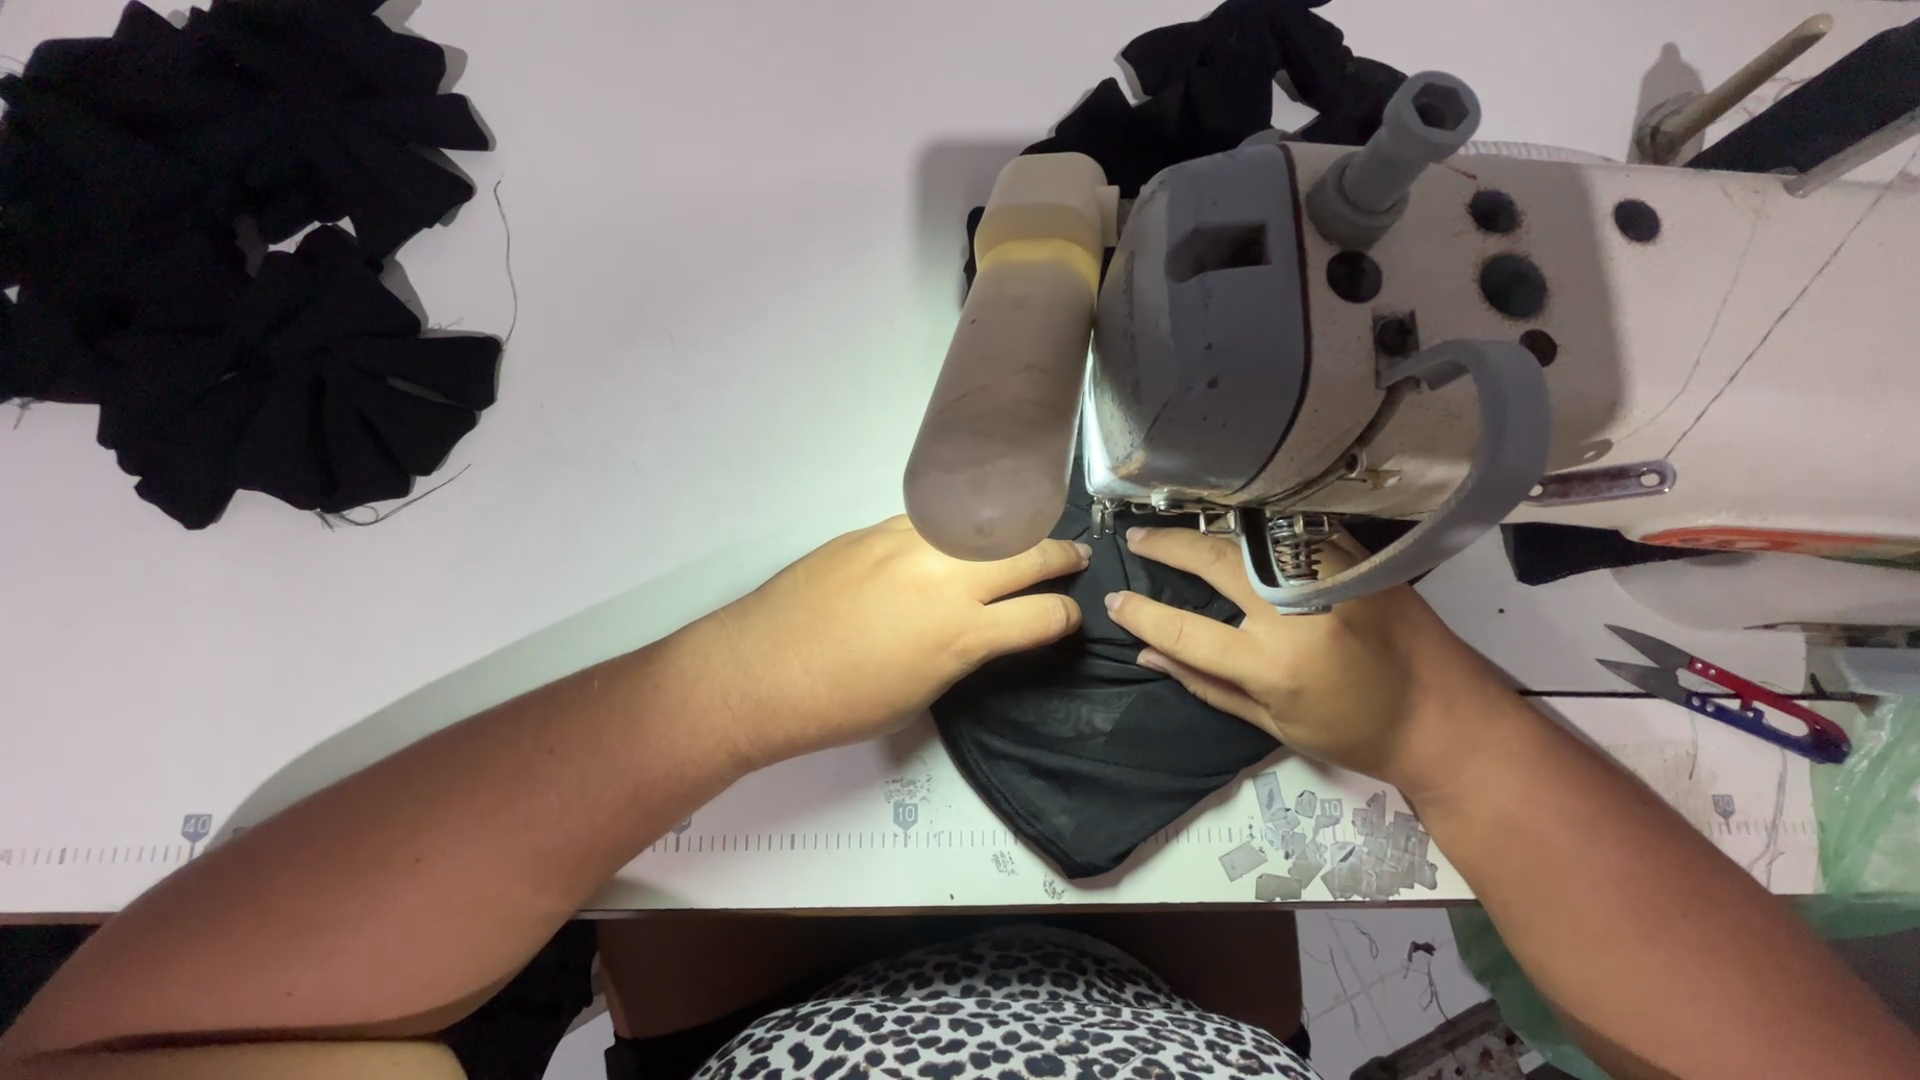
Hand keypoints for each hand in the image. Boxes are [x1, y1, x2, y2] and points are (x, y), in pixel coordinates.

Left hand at [683, 517, 1089, 768]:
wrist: (759, 670)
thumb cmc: (841, 705)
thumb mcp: (922, 690)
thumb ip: (962, 650)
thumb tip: (979, 626)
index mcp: (962, 633)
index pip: (1042, 615)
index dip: (1066, 617)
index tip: (1069, 616)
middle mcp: (946, 578)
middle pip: (1027, 554)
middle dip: (1061, 557)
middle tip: (1075, 558)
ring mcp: (909, 545)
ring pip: (984, 524)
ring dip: (1015, 531)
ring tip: (1028, 534)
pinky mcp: (875, 530)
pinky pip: (934, 520)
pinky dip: (959, 527)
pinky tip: (961, 532)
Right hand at [1106, 527, 1495, 791]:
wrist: (1446, 715)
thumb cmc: (1355, 733)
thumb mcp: (1272, 724)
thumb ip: (1205, 684)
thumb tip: (1148, 654)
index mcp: (1273, 663)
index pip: (1183, 630)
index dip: (1140, 614)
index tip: (1114, 600)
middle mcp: (1296, 611)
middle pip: (1213, 562)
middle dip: (1166, 546)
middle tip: (1137, 538)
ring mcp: (1328, 575)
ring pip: (1250, 536)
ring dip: (1206, 527)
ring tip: (1175, 524)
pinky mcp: (1354, 558)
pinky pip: (1290, 532)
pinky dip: (1255, 526)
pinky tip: (1234, 523)